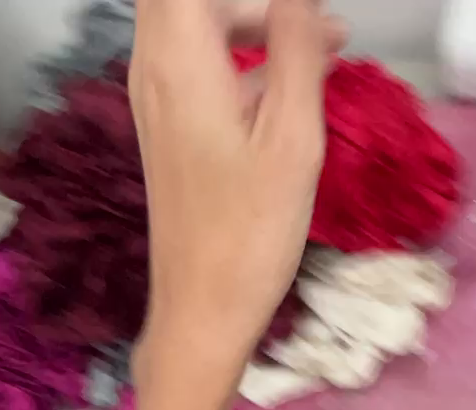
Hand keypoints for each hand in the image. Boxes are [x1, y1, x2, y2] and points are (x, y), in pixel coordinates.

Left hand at [119, 0, 342, 409]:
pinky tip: (288, 96)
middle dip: (257, 4)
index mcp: (180, 59)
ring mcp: (155, 105)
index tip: (318, 19)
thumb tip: (303, 0)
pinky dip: (242, 63)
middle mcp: (154, 69)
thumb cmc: (251, 235)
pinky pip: (198, 70)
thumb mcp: (292, 140)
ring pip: (194, 29)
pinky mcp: (168, 138)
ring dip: (253, 25)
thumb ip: (296, 53)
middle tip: (317, 29)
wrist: (203, 312)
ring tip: (321, 50)